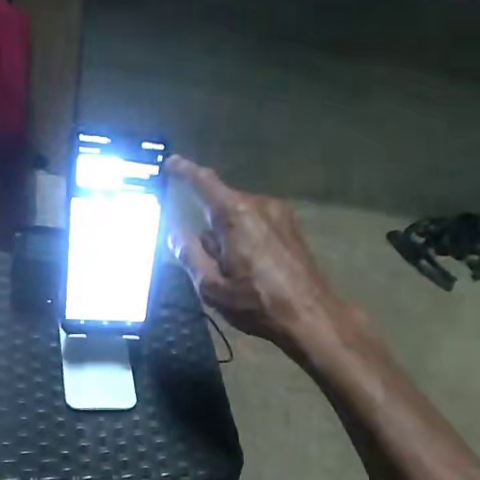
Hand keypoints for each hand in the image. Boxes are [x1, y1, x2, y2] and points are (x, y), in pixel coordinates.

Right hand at [166, 156, 346, 351]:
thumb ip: (189, 255)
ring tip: (234, 274)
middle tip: (209, 266)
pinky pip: (257, 222)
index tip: (169, 164)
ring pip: (239, 215)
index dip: (184, 171)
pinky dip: (245, 238)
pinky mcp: (291, 226)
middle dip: (209, 227)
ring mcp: (279, 213)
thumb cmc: (256, 303)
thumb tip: (174, 231)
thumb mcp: (211, 287)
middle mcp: (259, 204)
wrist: (309, 315)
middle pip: (221, 204)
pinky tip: (251, 268)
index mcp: (235, 215)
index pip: (204, 182)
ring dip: (228, 236)